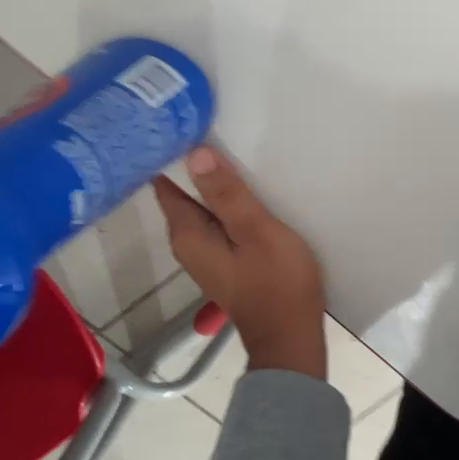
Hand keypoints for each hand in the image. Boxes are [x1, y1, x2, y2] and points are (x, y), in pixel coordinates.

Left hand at [153, 146, 328, 378]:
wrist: (291, 334)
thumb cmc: (277, 281)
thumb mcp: (257, 231)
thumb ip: (228, 195)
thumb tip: (194, 154)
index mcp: (189, 234)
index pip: (167, 185)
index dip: (171, 157)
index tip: (180, 125)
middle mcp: (189, 244)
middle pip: (184, 196)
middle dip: (192, 166)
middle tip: (204, 126)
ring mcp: (208, 254)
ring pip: (205, 209)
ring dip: (213, 185)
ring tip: (228, 148)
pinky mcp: (228, 260)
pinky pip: (220, 222)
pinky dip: (227, 204)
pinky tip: (246, 190)